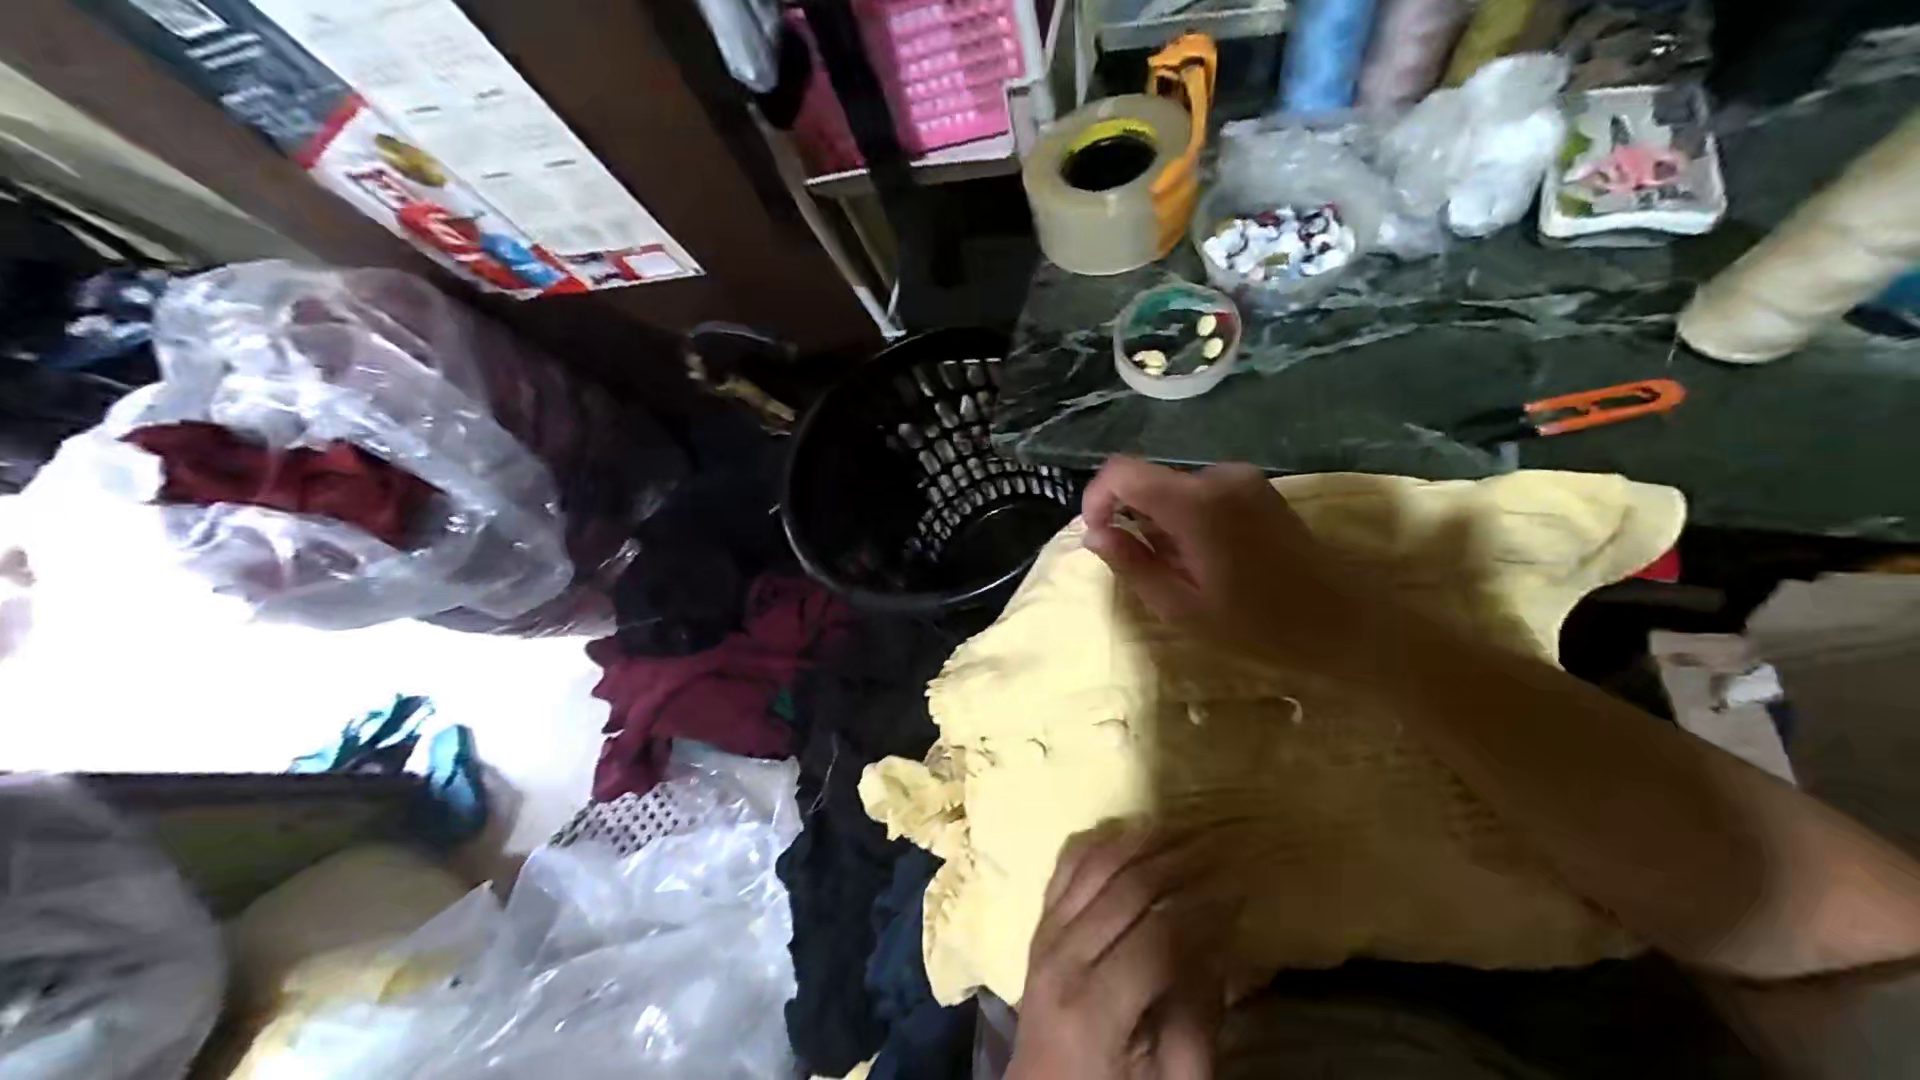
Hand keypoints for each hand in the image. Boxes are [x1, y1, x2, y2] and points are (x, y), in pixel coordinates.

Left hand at [1007, 823, 1227, 1079]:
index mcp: (1095, 1007)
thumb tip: (1223, 938)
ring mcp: (1045, 934)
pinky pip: (1064, 867)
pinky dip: (1096, 842)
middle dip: (1177, 862)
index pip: (1157, 938)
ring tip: (1179, 827)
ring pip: (1093, 866)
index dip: (1202, 910)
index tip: (1240, 890)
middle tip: (1218, 846)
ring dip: (1138, 841)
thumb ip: (1198, 1012)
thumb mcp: (1171, 1077)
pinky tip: (1124, 830)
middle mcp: (1062, 957)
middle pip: (1124, 890)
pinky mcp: (1039, 923)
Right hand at [1081, 456, 1396, 670]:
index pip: (1121, 472)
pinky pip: (1202, 493)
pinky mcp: (1258, 488)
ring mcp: (1243, 479)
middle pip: (1149, 480)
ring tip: (1185, 571)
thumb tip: (1093, 533)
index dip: (1096, 498)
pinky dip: (1188, 518)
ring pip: (1174, 489)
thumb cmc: (1259, 625)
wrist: (1348, 624)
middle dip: (1133, 518)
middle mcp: (1218, 477)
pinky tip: (1209, 559)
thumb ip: (1131, 563)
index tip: (1098, 535)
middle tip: (1149, 569)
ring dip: (1162, 522)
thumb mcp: (1180, 607)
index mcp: (1196, 503)